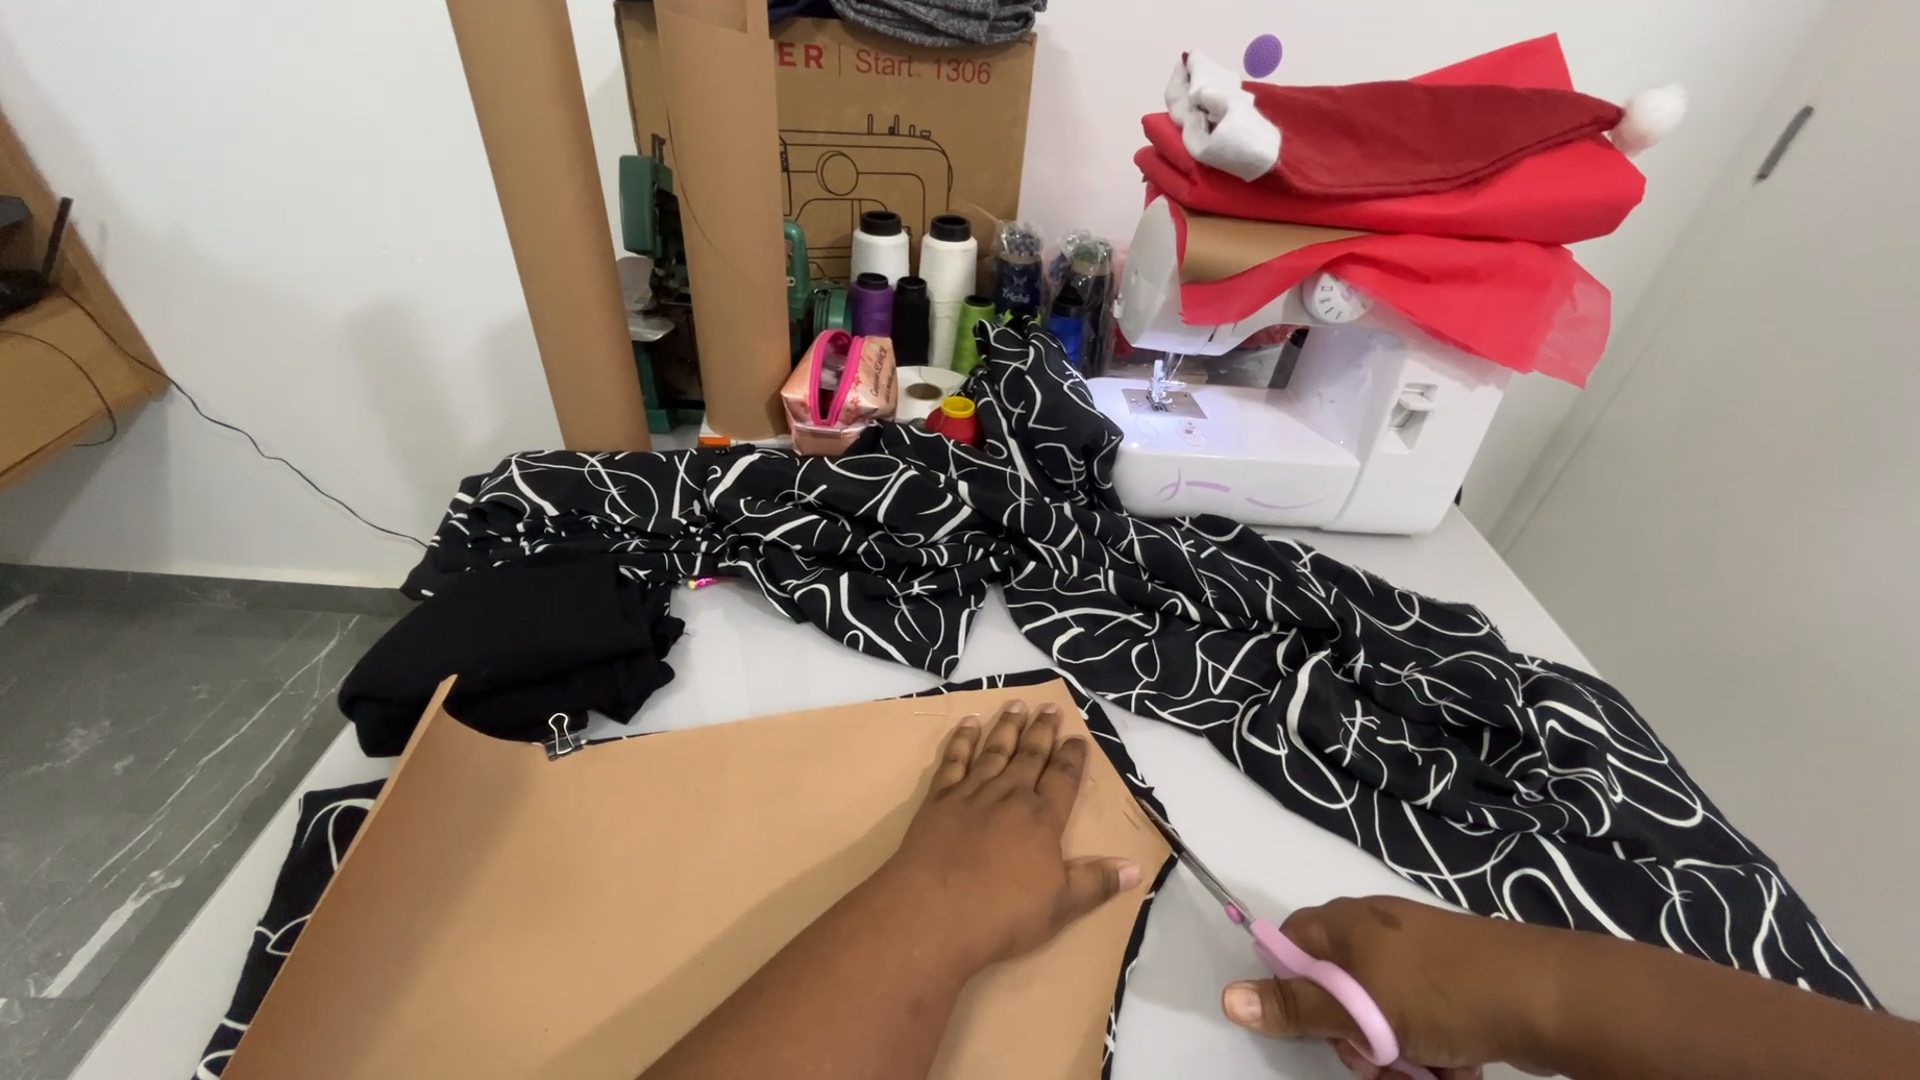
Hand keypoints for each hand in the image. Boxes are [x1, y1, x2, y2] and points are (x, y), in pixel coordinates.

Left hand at [875, 700, 1142, 971]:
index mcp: (1042, 819)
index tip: (1078, 736)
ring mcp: (972, 793)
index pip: (1063, 779)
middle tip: (1050, 707)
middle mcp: (1010, 796)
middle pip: (1030, 756)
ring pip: (995, 750)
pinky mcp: (939, 799)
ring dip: (1008, 727)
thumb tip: (1136, 867)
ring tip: (1016, 705)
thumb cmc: (1003, 915)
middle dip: (1042, 731)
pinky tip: (968, 724)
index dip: (1072, 757)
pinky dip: (962, 740)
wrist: (935, 913)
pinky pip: (953, 760)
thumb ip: (1097, 882)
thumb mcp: (1061, 906)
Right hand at [1218, 896, 1561, 1078]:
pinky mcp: (1452, 982)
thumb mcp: (1359, 1008)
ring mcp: (1415, 957)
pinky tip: (1454, 1069)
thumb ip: (1295, 1005)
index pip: (1289, 948)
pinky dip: (1431, 1051)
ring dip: (1395, 1056)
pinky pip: (1421, 1021)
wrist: (1546, 997)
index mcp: (1341, 923)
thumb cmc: (1437, 993)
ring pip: (1381, 1016)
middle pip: (1335, 991)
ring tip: (1427, 1074)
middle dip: (1354, 1040)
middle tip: (1378, 1062)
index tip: (1321, 1028)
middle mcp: (1372, 932)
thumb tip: (1226, 998)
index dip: (1295, 992)